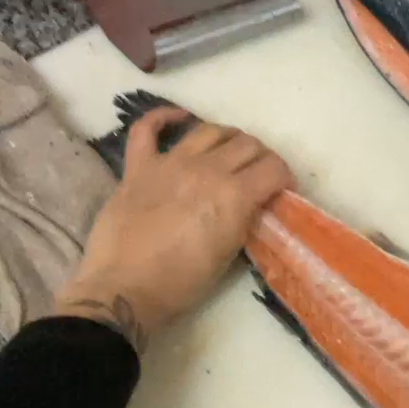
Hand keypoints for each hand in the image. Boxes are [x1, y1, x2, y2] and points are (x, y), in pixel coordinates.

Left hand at [55, 107, 293, 349]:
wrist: (124, 290)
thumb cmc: (181, 283)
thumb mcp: (228, 254)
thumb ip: (244, 220)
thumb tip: (251, 205)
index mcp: (233, 195)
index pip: (273, 168)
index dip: (284, 178)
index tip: (282, 192)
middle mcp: (206, 169)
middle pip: (247, 144)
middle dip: (261, 157)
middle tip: (258, 175)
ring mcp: (169, 163)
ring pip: (209, 130)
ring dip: (227, 137)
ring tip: (228, 151)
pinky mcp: (138, 167)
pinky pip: (147, 129)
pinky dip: (164, 118)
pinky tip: (179, 118)